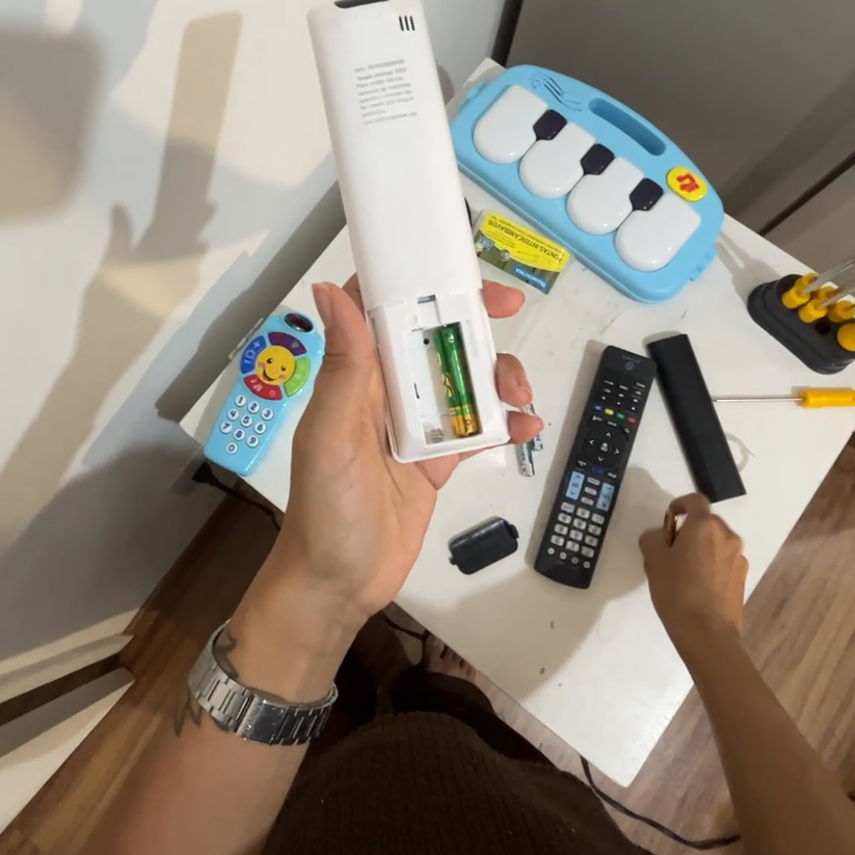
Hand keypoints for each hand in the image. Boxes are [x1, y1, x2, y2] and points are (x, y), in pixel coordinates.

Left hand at [274, 278, 543, 624]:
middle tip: (513, 311)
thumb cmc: (327, 506)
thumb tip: (328, 287)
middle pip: (434, 339)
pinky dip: (504, 424)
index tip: (458, 272)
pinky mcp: (436, 462)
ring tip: (520, 395)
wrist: (339, 582)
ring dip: (497, 376)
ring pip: (462, 381)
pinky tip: (526, 428)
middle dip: (474, 322)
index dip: (417, 284)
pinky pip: (476, 430)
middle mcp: (385, 393)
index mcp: (355, 376)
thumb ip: (343, 364)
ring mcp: (414, 427)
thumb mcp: (332, 432)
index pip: (382, 311)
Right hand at [640, 493, 747, 650]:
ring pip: (716, 543)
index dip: (680, 504)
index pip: (695, 500)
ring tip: (685, 570)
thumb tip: (660, 536)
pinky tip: (699, 586)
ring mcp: (738, 558)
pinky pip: (724, 561)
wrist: (707, 632)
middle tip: (672, 549)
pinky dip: (712, 564)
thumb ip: (653, 538)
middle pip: (707, 522)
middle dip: (690, 530)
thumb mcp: (653, 560)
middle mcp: (727, 536)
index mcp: (704, 526)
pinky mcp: (742, 577)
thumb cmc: (676, 590)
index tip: (669, 518)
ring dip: (702, 548)